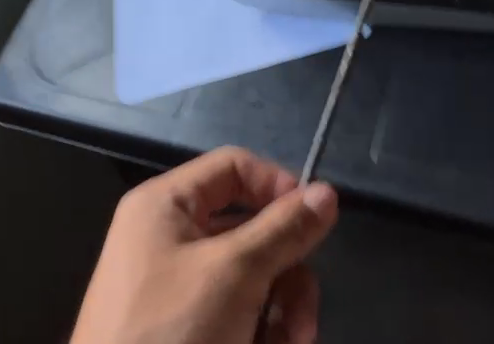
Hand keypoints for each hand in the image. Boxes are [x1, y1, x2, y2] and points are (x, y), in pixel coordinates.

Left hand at [71, 147, 338, 343]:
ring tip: (294, 341)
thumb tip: (327, 192)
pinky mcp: (188, 330)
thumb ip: (284, 229)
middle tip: (304, 311)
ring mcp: (178, 288)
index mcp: (165, 206)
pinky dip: (262, 330)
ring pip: (254, 276)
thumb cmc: (170, 333)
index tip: (315, 220)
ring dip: (283, 309)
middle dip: (287, 271)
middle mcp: (171, 238)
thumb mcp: (234, 274)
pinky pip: (239, 313)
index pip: (234, 166)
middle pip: (252, 228)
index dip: (278, 186)